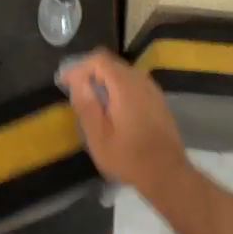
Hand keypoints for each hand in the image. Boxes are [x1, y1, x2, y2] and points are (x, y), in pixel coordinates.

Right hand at [57, 49, 200, 199]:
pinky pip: (133, 84)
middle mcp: (141, 81)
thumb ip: (86, 105)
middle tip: (75, 92)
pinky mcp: (158, 101)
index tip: (65, 84)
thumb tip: (76, 80)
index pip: (99, 60)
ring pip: (123, 73)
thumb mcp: (98, 136)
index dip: (78, 67)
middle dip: (90, 73)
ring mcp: (153, 90)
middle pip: (111, 64)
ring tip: (92, 101)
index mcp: (125, 87)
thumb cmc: (129, 158)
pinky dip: (118, 89)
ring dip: (104, 81)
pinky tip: (112, 109)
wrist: (167, 174)